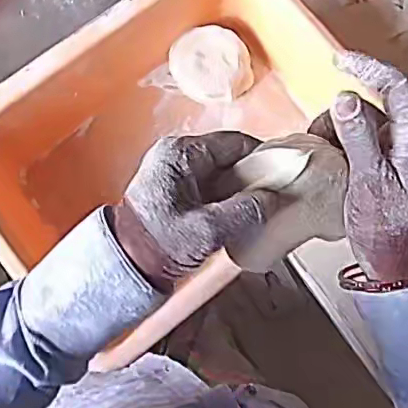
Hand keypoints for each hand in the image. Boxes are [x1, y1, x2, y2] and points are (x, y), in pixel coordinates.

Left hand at [112, 131, 271, 288]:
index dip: (263, 158)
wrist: (125, 265)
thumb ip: (244, 211)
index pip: (235, 142)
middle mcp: (177, 155)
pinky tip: (241, 216)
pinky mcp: (177, 190)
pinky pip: (213, 187)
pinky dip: (229, 199)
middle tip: (274, 196)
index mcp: (181, 153)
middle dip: (254, 177)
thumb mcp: (207, 229)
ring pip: (224, 173)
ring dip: (242, 190)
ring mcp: (176, 172)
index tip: (282, 175)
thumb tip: (272, 199)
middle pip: (230, 157)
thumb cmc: (154, 245)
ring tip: (261, 208)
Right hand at [313, 53, 407, 282]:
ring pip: (363, 120)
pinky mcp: (380, 163)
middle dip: (346, 106)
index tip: (342, 61)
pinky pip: (358, 138)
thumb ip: (358, 137)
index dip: (369, 69)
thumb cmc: (386, 227)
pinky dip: (339, 140)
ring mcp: (393, 152)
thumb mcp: (368, 179)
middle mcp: (406, 142)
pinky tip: (330, 156)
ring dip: (339, 127)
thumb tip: (346, 100)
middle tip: (324, 120)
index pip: (396, 88)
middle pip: (377, 102)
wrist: (390, 259)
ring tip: (325, 148)